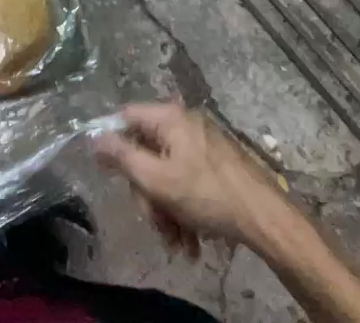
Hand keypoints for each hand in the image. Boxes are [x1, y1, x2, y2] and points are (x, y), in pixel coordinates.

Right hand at [93, 102, 297, 256]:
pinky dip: (184, 210)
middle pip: (147, 152)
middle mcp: (185, 125)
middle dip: (147, 193)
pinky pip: (186, 182)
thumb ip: (121, 156)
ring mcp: (203, 146)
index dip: (112, 141)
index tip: (107, 171)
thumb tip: (93, 137)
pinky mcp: (216, 166)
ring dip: (165, 210)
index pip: (127, 117)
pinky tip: (190, 240)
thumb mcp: (156, 179)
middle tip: (153, 221)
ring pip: (167, 174)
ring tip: (177, 242)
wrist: (266, 220)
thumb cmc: (207, 194)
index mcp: (170, 119)